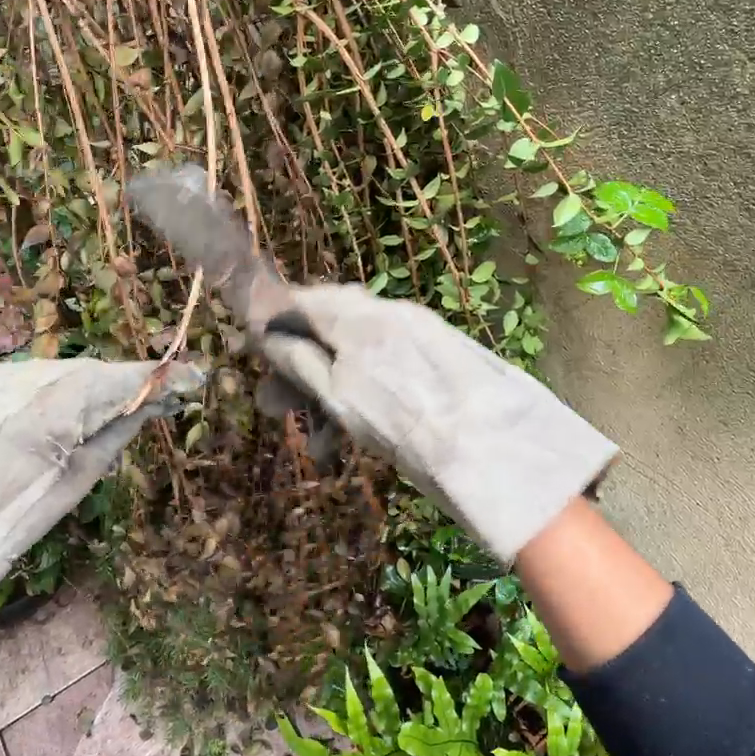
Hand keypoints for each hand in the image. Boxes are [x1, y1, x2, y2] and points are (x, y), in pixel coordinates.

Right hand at [263, 285, 617, 562]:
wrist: (497, 455)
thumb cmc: (409, 432)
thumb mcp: (343, 401)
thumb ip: (303, 363)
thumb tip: (269, 337)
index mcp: (364, 320)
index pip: (307, 300)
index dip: (277, 320)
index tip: (257, 346)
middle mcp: (391, 316)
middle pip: (331, 328)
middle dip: (299, 366)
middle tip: (276, 408)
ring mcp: (419, 336)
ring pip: (358, 353)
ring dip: (329, 388)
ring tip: (322, 443)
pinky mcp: (441, 359)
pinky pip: (388, 365)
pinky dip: (365, 391)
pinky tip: (361, 434)